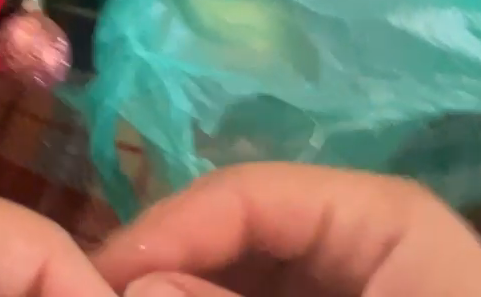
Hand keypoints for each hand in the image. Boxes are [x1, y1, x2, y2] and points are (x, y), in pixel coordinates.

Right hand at [92, 164, 480, 296]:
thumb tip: (135, 287)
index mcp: (381, 216)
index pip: (246, 193)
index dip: (166, 228)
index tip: (102, 276)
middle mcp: (358, 235)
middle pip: (234, 230)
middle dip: (166, 267)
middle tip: (99, 294)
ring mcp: (345, 282)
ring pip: (235, 271)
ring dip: (179, 292)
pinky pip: (254, 296)